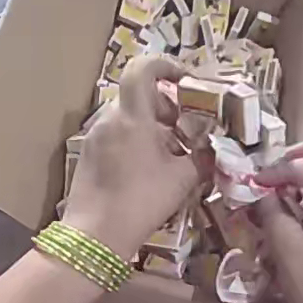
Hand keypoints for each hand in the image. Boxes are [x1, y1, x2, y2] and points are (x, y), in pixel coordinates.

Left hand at [61, 56, 203, 255]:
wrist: (95, 236)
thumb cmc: (141, 202)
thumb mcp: (182, 179)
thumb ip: (202, 157)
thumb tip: (214, 149)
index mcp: (131, 116)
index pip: (142, 68)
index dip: (165, 66)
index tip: (185, 82)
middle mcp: (108, 120)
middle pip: (137, 96)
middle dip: (165, 107)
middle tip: (185, 130)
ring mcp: (94, 139)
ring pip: (126, 119)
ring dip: (150, 128)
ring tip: (170, 155)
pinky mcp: (88, 158)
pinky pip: (114, 137)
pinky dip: (134, 143)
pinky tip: (147, 171)